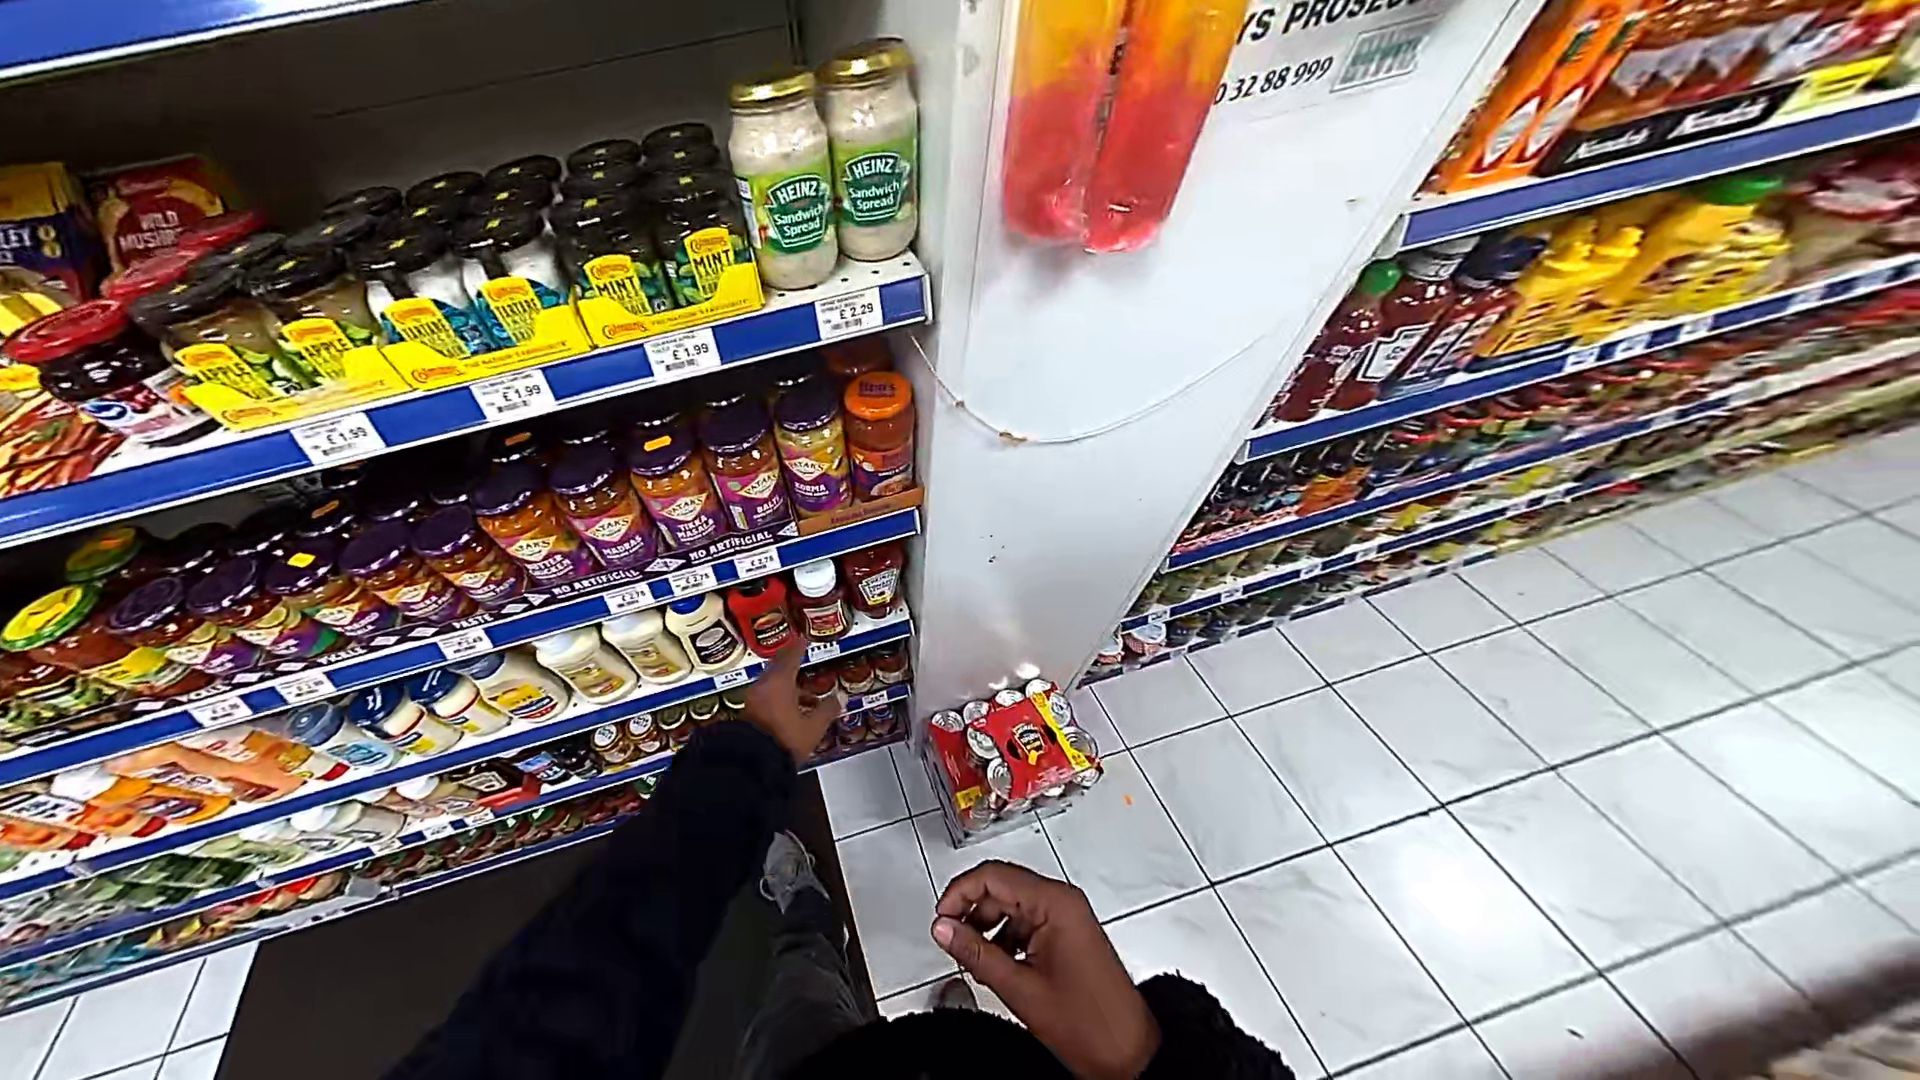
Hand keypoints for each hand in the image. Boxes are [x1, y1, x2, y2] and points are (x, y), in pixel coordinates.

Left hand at [742, 642, 834, 762]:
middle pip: (777, 668)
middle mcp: (763, 687)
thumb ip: (827, 709)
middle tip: (801, 657)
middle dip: (790, 662)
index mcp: (779, 683)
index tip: (803, 639)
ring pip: (772, 683)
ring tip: (806, 689)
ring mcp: (754, 701)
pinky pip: (767, 697)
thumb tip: (840, 697)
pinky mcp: (749, 715)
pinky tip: (793, 707)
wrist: (751, 765)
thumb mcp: (813, 727)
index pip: (790, 657)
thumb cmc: (784, 740)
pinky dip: (780, 695)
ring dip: (787, 683)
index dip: (798, 647)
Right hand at [932, 861, 1158, 1079]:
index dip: (960, 892)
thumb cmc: (1091, 1025)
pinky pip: (1025, 919)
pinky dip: (1004, 935)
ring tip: (972, 955)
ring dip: (986, 924)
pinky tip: (996, 961)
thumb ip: (976, 954)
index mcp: (1054, 902)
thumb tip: (944, 929)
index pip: (994, 875)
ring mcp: (1065, 913)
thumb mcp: (1021, 988)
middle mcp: (1062, 899)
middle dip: (971, 909)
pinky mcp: (1065, 930)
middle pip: (1001, 884)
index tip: (941, 916)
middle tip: (949, 935)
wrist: (1129, 1055)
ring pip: (1011, 902)